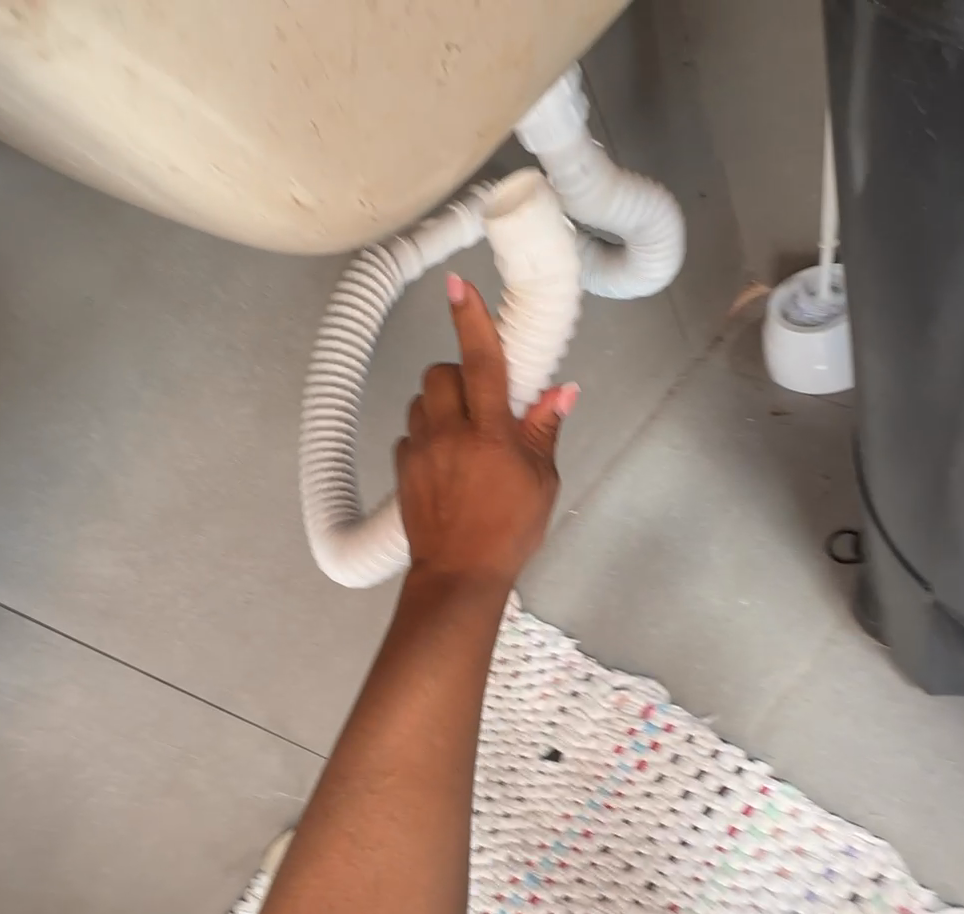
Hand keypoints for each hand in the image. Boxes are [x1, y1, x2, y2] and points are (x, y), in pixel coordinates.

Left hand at [394, 274, 577, 590]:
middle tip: (478, 402)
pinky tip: (442, 461)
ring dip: (440, 405)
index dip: (471, 322)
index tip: (458, 286)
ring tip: (462, 436)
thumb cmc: (508, 532)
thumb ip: (544, 430)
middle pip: (439, 372)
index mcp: (489, 435)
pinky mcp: (401, 468)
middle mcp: (448, 435)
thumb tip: (562, 392)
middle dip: (458, 374)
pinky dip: (424, 435)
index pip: (481, 364)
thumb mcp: (542, 482)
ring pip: (420, 401)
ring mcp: (419, 451)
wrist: (458, 575)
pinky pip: (408, 433)